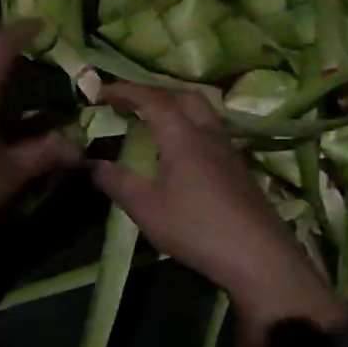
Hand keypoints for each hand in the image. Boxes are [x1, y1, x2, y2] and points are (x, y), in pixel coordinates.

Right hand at [89, 83, 347, 333]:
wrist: (257, 255)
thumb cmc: (195, 227)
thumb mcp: (145, 207)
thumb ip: (116, 181)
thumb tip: (90, 164)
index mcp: (183, 135)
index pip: (152, 99)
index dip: (124, 91)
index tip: (99, 93)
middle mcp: (208, 133)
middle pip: (183, 96)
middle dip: (153, 92)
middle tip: (129, 103)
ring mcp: (228, 150)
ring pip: (202, 113)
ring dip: (174, 108)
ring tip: (152, 123)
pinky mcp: (238, 169)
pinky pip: (210, 132)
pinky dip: (188, 128)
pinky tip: (180, 152)